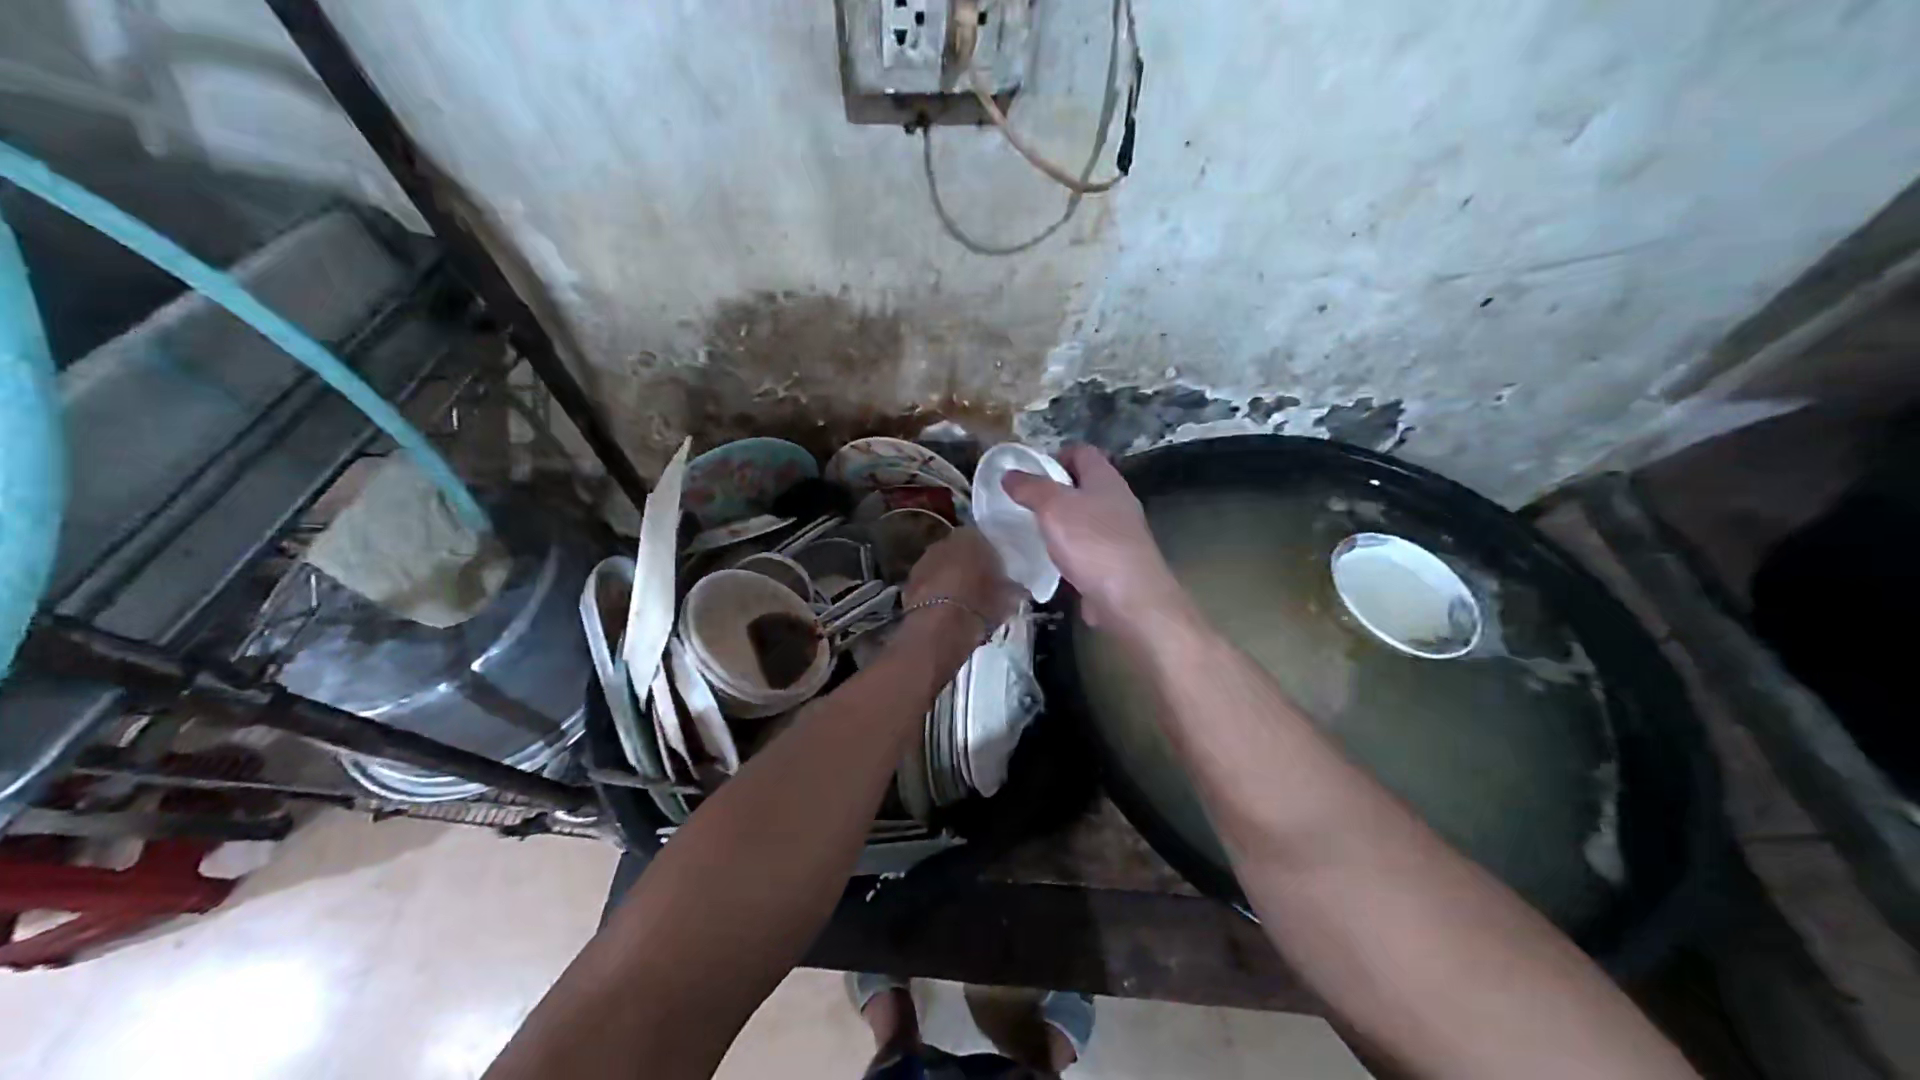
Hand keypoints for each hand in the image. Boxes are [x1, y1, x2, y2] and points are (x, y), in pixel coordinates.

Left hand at [903, 526, 1021, 639]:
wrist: (941, 626)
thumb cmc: (982, 603)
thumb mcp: (1009, 596)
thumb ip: (1012, 587)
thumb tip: (1016, 588)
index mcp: (971, 536)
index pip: (983, 538)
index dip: (989, 555)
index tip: (996, 571)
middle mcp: (944, 542)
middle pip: (958, 551)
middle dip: (966, 565)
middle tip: (979, 585)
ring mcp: (923, 561)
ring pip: (941, 566)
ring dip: (948, 579)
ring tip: (961, 601)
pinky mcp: (908, 583)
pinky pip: (927, 584)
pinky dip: (934, 593)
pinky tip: (943, 610)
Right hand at [1000, 444, 1181, 626]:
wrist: (1129, 598)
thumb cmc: (1091, 542)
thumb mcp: (1052, 507)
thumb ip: (1030, 488)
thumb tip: (1009, 474)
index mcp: (1105, 478)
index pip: (1081, 451)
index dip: (1055, 456)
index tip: (1029, 474)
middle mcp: (1117, 501)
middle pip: (1082, 485)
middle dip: (1053, 492)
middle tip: (1024, 504)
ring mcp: (1119, 533)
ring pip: (1084, 518)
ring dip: (1059, 524)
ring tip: (1032, 533)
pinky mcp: (1116, 561)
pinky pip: (1087, 548)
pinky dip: (1069, 551)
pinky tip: (1051, 563)